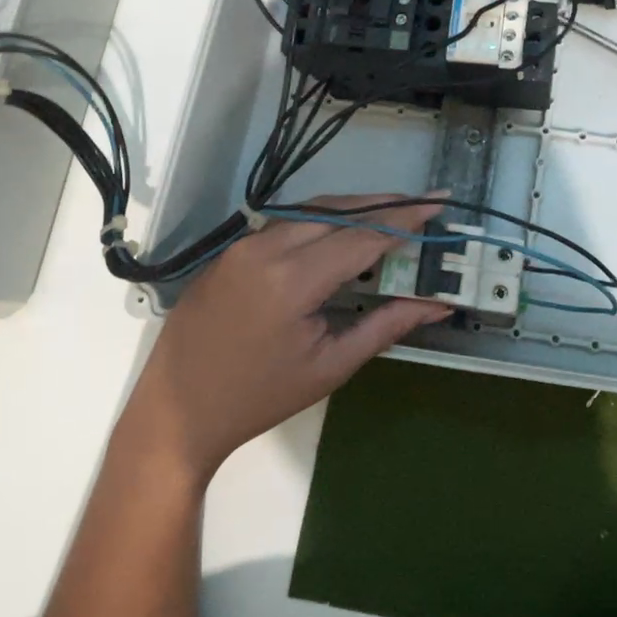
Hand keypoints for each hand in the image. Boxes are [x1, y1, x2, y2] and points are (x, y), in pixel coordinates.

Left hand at [120, 194, 451, 483]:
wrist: (177, 412)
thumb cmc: (259, 398)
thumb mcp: (330, 367)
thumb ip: (386, 326)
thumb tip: (437, 303)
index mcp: (292, 280)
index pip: (363, 235)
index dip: (406, 219)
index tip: (440, 204)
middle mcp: (265, 248)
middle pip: (338, 211)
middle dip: (384, 205)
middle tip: (425, 203)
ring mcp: (242, 246)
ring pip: (309, 211)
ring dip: (353, 208)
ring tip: (393, 212)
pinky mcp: (229, 252)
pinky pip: (284, 224)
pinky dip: (321, 220)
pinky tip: (343, 232)